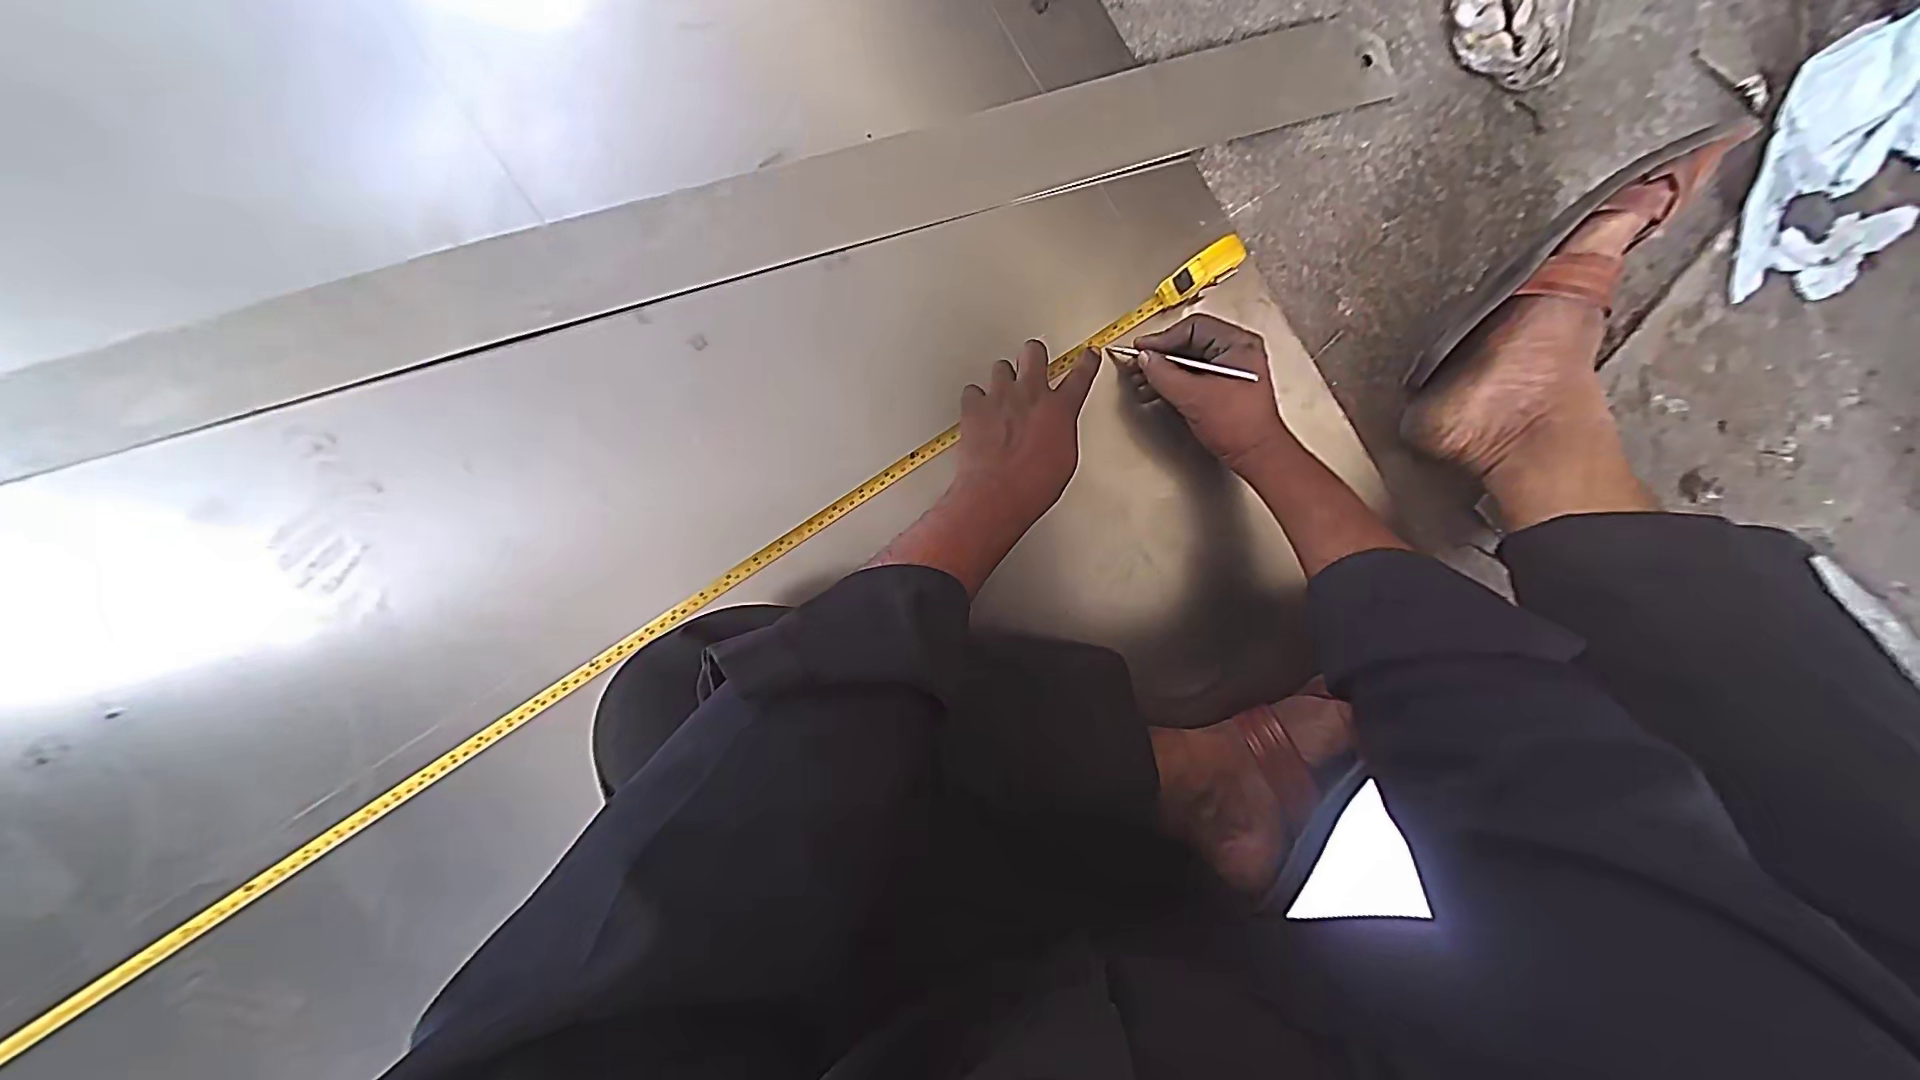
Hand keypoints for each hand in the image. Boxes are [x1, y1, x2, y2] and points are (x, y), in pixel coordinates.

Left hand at [951, 340, 1099, 526]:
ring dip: (1004, 378)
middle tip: (1034, 361)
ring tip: (1003, 394)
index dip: (1086, 362)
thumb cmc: (1031, 485)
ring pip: (1001, 367)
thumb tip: (1058, 431)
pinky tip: (980, 411)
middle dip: (1035, 355)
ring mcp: (1000, 398)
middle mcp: (1030, 395)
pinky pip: (973, 391)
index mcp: (1060, 409)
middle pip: (1034, 353)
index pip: (1080, 375)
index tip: (1087, 356)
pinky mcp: (974, 408)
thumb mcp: (1066, 460)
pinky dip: (976, 399)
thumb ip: (1063, 433)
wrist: (996, 494)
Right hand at [1132, 314, 1293, 473]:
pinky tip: (1154, 391)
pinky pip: (1191, 377)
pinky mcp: (1220, 388)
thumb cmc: (1240, 426)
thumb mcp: (1194, 396)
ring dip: (1161, 372)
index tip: (1141, 349)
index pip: (1192, 328)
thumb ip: (1164, 374)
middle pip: (1188, 343)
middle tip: (1137, 365)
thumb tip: (1146, 358)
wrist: (1255, 455)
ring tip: (1141, 381)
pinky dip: (1171, 383)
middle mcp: (1235, 353)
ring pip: (1187, 361)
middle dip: (1159, 357)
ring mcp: (1228, 370)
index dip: (1162, 339)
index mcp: (1238, 344)